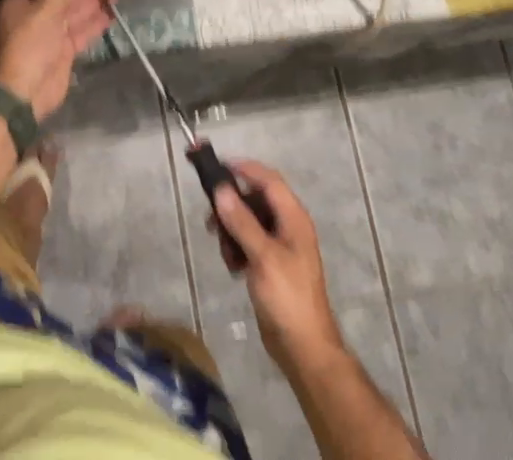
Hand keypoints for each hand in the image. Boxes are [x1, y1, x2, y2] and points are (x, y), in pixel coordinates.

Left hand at [0, 0, 111, 119]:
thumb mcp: (44, 12)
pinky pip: (82, 32)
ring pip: (74, 13)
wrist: (25, 92)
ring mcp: (50, 34)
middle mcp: (35, 16)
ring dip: (92, 3)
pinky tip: (111, 14)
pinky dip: (95, 23)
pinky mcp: (64, 51)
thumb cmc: (29, 46)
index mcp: (20, 3)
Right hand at [212, 160, 344, 370]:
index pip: (268, 180)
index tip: (216, 167)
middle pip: (256, 200)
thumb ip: (242, 222)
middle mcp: (288, 226)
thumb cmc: (287, 296)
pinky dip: (237, 249)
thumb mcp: (263, 256)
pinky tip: (233, 268)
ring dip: (232, 231)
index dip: (244, 169)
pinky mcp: (270, 264)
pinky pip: (248, 243)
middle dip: (232, 206)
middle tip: (210, 221)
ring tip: (226, 253)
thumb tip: (220, 190)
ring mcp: (279, 246)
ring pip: (249, 222)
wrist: (302, 344)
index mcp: (294, 218)